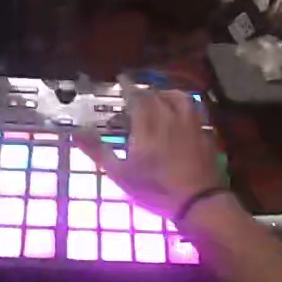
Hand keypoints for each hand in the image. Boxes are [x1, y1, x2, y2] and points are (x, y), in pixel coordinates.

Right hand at [75, 88, 230, 218]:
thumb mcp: (120, 173)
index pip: (137, 97)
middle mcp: (169, 118)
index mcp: (147, 125)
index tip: (121, 79)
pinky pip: (195, 111)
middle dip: (144, 91)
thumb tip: (76, 134)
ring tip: (159, 97)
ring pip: (180, 98)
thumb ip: (98, 151)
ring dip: (167, 94)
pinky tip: (181, 116)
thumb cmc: (154, 188)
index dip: (128, 87)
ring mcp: (191, 125)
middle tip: (135, 94)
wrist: (198, 202)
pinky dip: (184, 107)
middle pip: (157, 95)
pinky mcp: (205, 134)